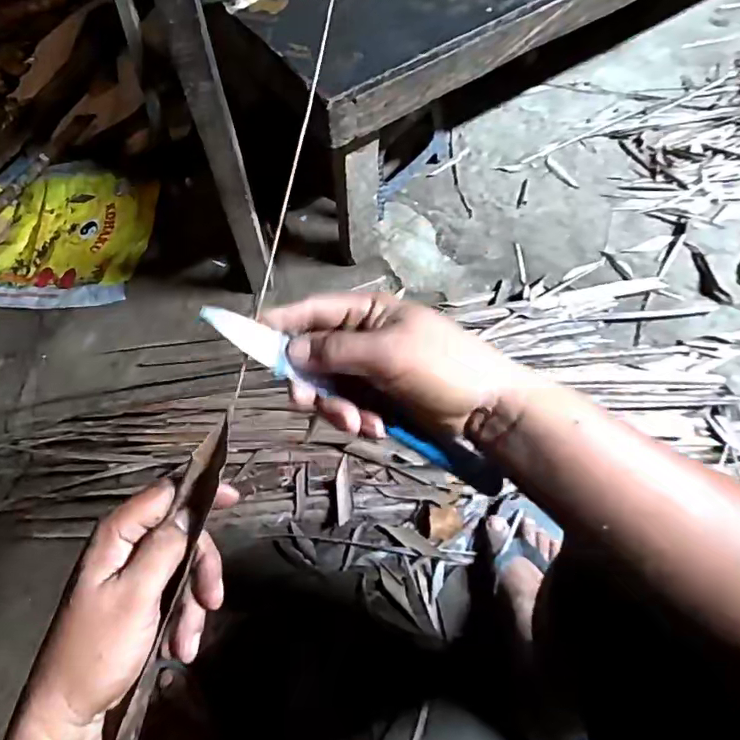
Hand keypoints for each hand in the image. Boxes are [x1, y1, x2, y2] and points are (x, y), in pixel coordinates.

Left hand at [20, 479, 238, 739]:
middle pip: (180, 534)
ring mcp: (131, 572)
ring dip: (191, 604)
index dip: (199, 491)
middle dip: (200, 568)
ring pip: (182, 567)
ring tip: (186, 643)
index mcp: (116, 534)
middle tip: (212, 601)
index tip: (233, 497)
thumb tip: (189, 510)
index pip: (164, 493)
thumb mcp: (136, 596)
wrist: (69, 709)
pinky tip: (178, 648)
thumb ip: (163, 548)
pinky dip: (182, 619)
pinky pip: (173, 593)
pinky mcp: (138, 597)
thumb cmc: (97, 650)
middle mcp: (124, 545)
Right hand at [262, 293, 543, 440]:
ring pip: (328, 387)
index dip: (280, 321)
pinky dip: (357, 420)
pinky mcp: (379, 398)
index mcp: (367, 312)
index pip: (313, 310)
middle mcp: (363, 337)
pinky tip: (379, 429)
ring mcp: (371, 369)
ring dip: (337, 409)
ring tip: (364, 424)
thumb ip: (334, 351)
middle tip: (308, 403)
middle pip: (312, 356)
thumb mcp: (387, 354)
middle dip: (312, 384)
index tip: (248, 332)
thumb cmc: (443, 368)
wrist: (492, 412)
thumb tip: (290, 350)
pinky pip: (349, 407)